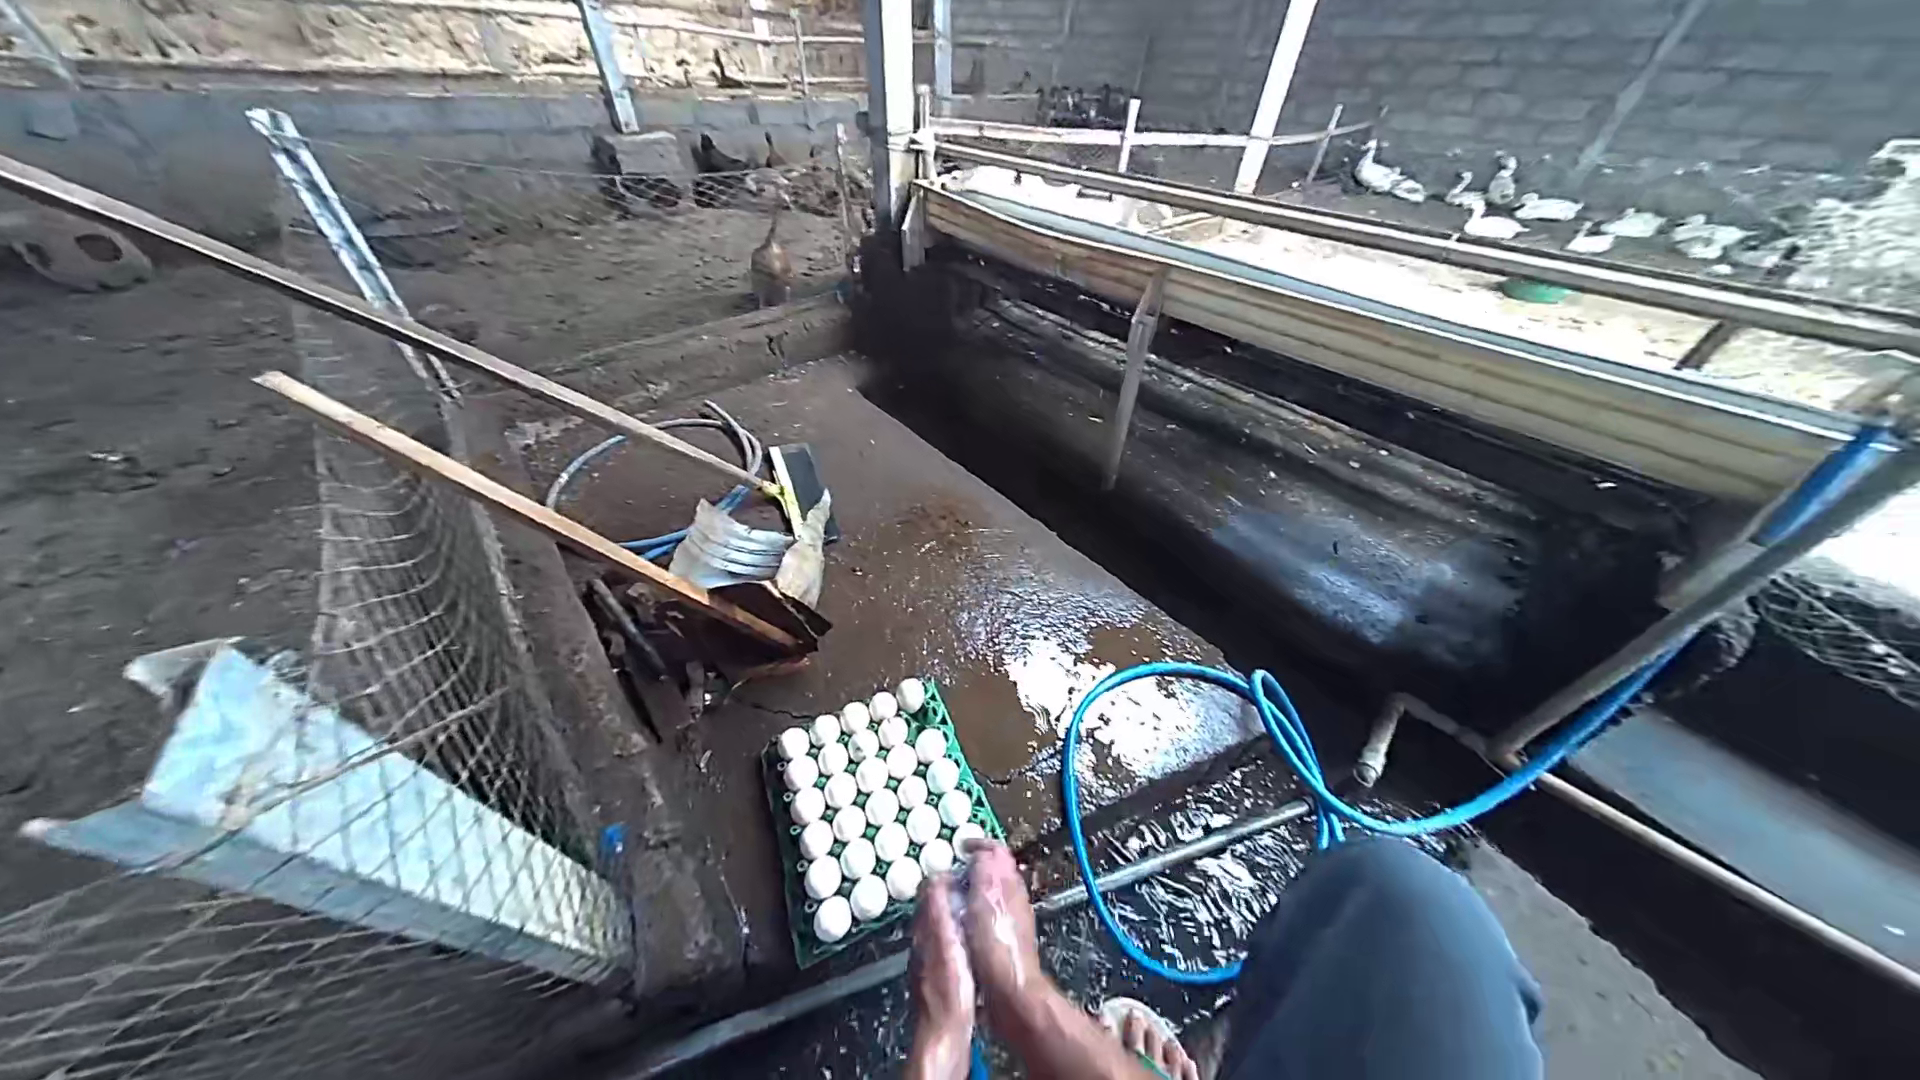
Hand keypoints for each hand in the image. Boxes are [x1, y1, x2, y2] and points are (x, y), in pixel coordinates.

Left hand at [910, 872, 975, 1042]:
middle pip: (933, 908)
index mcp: (924, 931)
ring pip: (940, 926)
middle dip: (950, 895)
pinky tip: (971, 943)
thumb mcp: (947, 944)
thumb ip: (939, 912)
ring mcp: (929, 960)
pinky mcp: (939, 976)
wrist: (945, 1034)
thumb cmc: (949, 991)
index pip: (928, 892)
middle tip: (970, 889)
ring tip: (973, 911)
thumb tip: (936, 880)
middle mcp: (923, 942)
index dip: (944, 879)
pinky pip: (946, 945)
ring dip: (954, 916)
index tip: (962, 874)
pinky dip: (957, 937)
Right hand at [959, 841, 1044, 1021]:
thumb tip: (978, 850)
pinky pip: (988, 913)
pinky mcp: (1005, 939)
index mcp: (1009, 881)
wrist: (1012, 990)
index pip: (996, 849)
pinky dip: (975, 909)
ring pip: (992, 890)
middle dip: (975, 864)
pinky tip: (961, 921)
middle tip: (953, 868)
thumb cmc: (996, 944)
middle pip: (996, 868)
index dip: (978, 844)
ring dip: (974, 887)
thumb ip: (983, 867)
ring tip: (952, 892)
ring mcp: (1012, 918)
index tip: (960, 846)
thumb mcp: (985, 897)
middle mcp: (1014, 895)